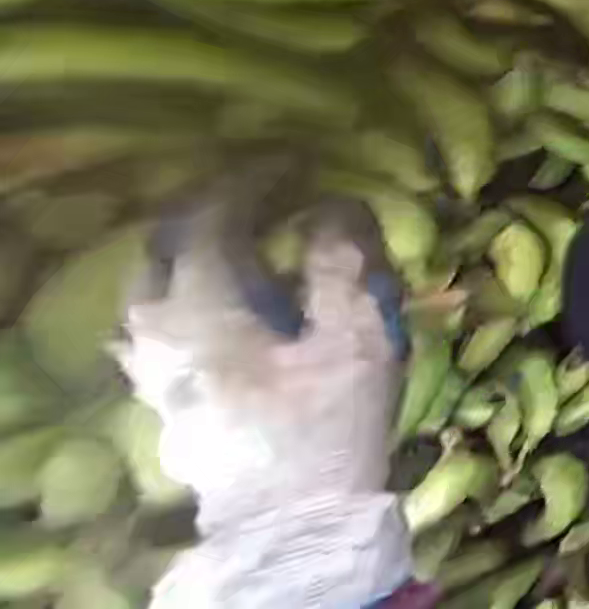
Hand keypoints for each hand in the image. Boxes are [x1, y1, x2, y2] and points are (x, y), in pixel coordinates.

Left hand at [117, 187, 411, 608]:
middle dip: (222, 204)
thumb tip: (331, 205)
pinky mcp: (165, 384)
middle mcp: (158, 333)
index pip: (211, 224)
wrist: (292, 506)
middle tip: (280, 184)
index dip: (252, 181)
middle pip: (169, 247)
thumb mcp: (357, 333)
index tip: (299, 159)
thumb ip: (340, 264)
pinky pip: (162, 308)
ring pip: (156, 278)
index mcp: (206, 315)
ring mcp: (154, 363)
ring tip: (258, 221)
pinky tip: (231, 279)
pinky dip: (196, 274)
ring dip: (205, 239)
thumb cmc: (334, 413)